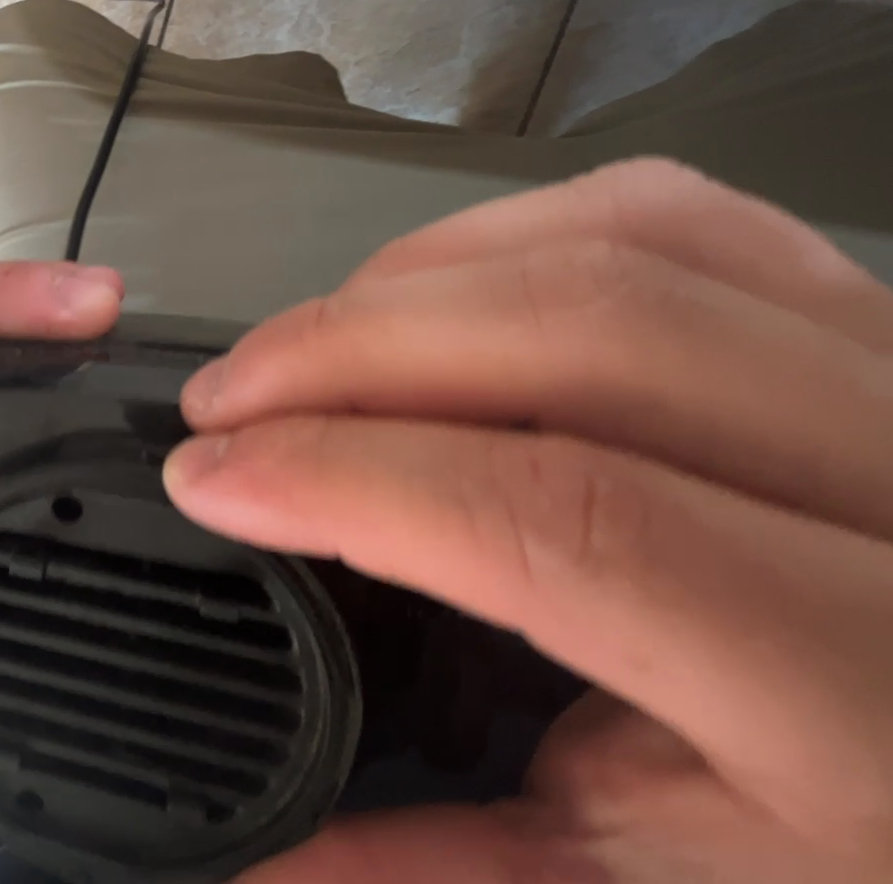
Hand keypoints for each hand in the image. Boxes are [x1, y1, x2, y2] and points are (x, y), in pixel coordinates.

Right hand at [164, 160, 892, 881]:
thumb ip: (436, 870)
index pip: (558, 521)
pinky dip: (495, 237)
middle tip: (220, 399)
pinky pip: (660, 210)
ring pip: (618, 245)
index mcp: (873, 700)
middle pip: (580, 334)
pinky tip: (413, 295)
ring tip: (295, 351)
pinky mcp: (869, 309)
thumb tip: (242, 866)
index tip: (202, 473)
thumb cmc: (858, 855)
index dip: (345, 475)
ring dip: (402, 284)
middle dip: (341, 348)